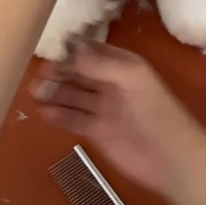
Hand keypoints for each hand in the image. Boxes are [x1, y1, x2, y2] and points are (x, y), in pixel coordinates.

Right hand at [31, 43, 205, 193]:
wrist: (170, 157)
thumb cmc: (155, 111)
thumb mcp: (131, 78)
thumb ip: (100, 65)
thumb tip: (70, 51)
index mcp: (124, 66)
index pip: (94, 52)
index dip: (74, 49)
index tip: (51, 47)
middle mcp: (112, 84)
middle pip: (80, 74)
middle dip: (60, 71)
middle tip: (38, 73)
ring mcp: (104, 109)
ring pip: (74, 96)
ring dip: (55, 92)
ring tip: (35, 91)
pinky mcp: (98, 132)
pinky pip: (74, 119)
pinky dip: (60, 115)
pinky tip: (44, 112)